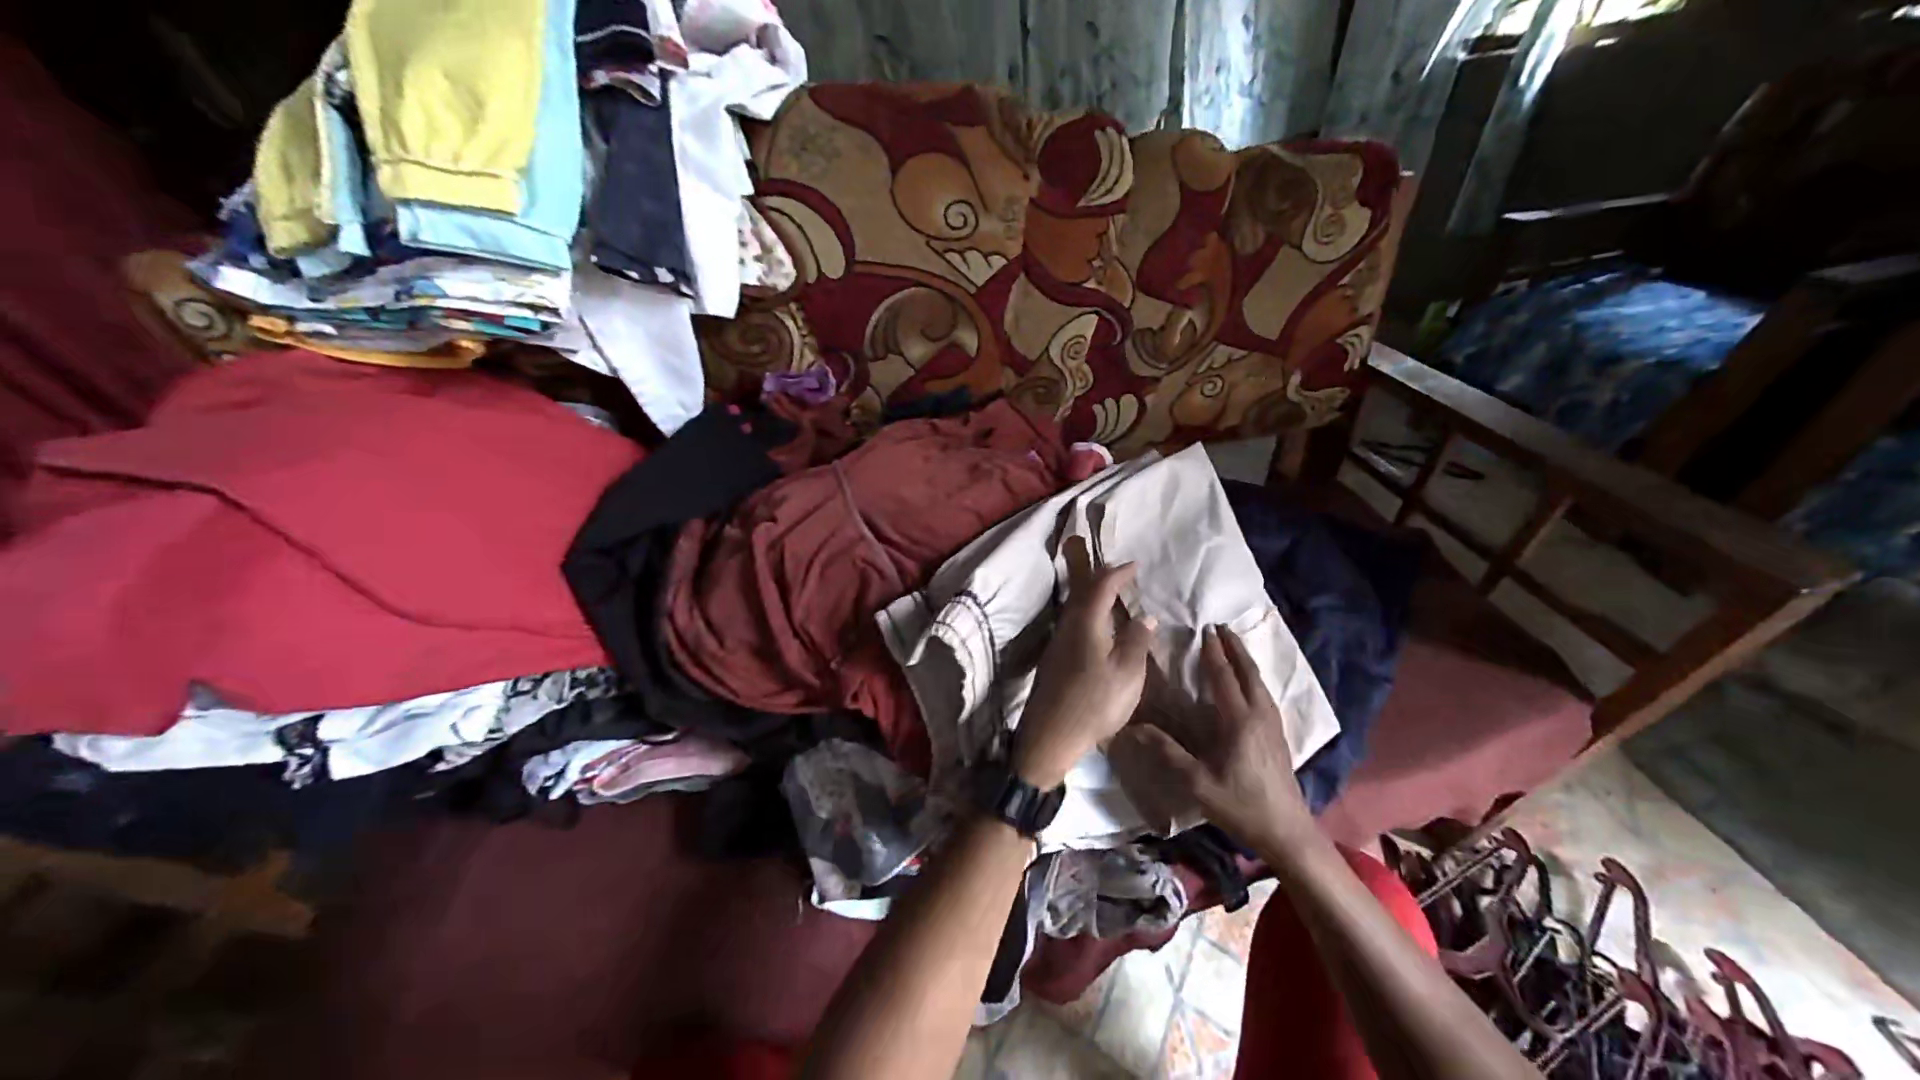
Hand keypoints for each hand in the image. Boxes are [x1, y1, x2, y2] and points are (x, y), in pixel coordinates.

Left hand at [1013, 535, 1156, 789]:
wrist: (1050, 736)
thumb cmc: (1094, 704)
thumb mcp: (1127, 674)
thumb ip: (1137, 642)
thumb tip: (1144, 617)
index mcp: (1085, 623)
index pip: (1100, 586)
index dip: (1117, 573)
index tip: (1134, 565)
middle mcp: (1066, 626)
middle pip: (1082, 592)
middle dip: (1102, 578)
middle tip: (1122, 573)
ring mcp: (1056, 643)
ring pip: (1074, 607)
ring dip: (1092, 596)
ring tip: (1113, 596)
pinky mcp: (1053, 659)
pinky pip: (1072, 622)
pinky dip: (1087, 613)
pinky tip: (1098, 626)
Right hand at [1114, 625, 1314, 854]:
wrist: (1286, 831)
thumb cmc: (1240, 806)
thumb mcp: (1197, 783)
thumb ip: (1168, 752)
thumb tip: (1135, 729)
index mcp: (1239, 722)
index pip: (1223, 678)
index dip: (1213, 654)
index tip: (1206, 630)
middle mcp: (1259, 716)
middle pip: (1248, 673)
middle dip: (1234, 648)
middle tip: (1222, 627)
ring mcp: (1273, 726)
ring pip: (1259, 683)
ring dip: (1245, 661)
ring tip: (1234, 647)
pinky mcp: (1279, 737)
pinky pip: (1264, 695)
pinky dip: (1253, 678)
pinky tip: (1249, 684)